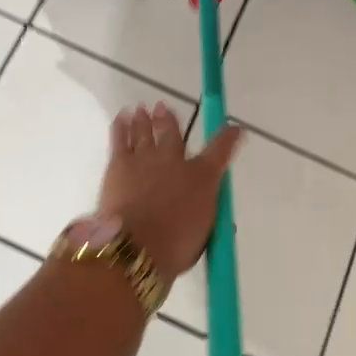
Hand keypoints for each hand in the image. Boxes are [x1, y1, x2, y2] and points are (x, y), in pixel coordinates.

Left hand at [99, 104, 243, 273]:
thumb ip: (206, 216)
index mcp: (202, 178)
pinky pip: (121, 138)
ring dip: (144, 119)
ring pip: (145, 131)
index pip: (221, 149)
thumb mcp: (203, 236)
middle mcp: (175, 160)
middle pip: (173, 133)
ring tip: (142, 109)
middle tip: (164, 107)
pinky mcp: (119, 163)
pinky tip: (121, 117)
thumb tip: (210, 210)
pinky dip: (121, 126)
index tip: (235, 128)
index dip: (230, 137)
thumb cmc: (175, 247)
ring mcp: (146, 158)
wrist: (137, 247)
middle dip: (169, 119)